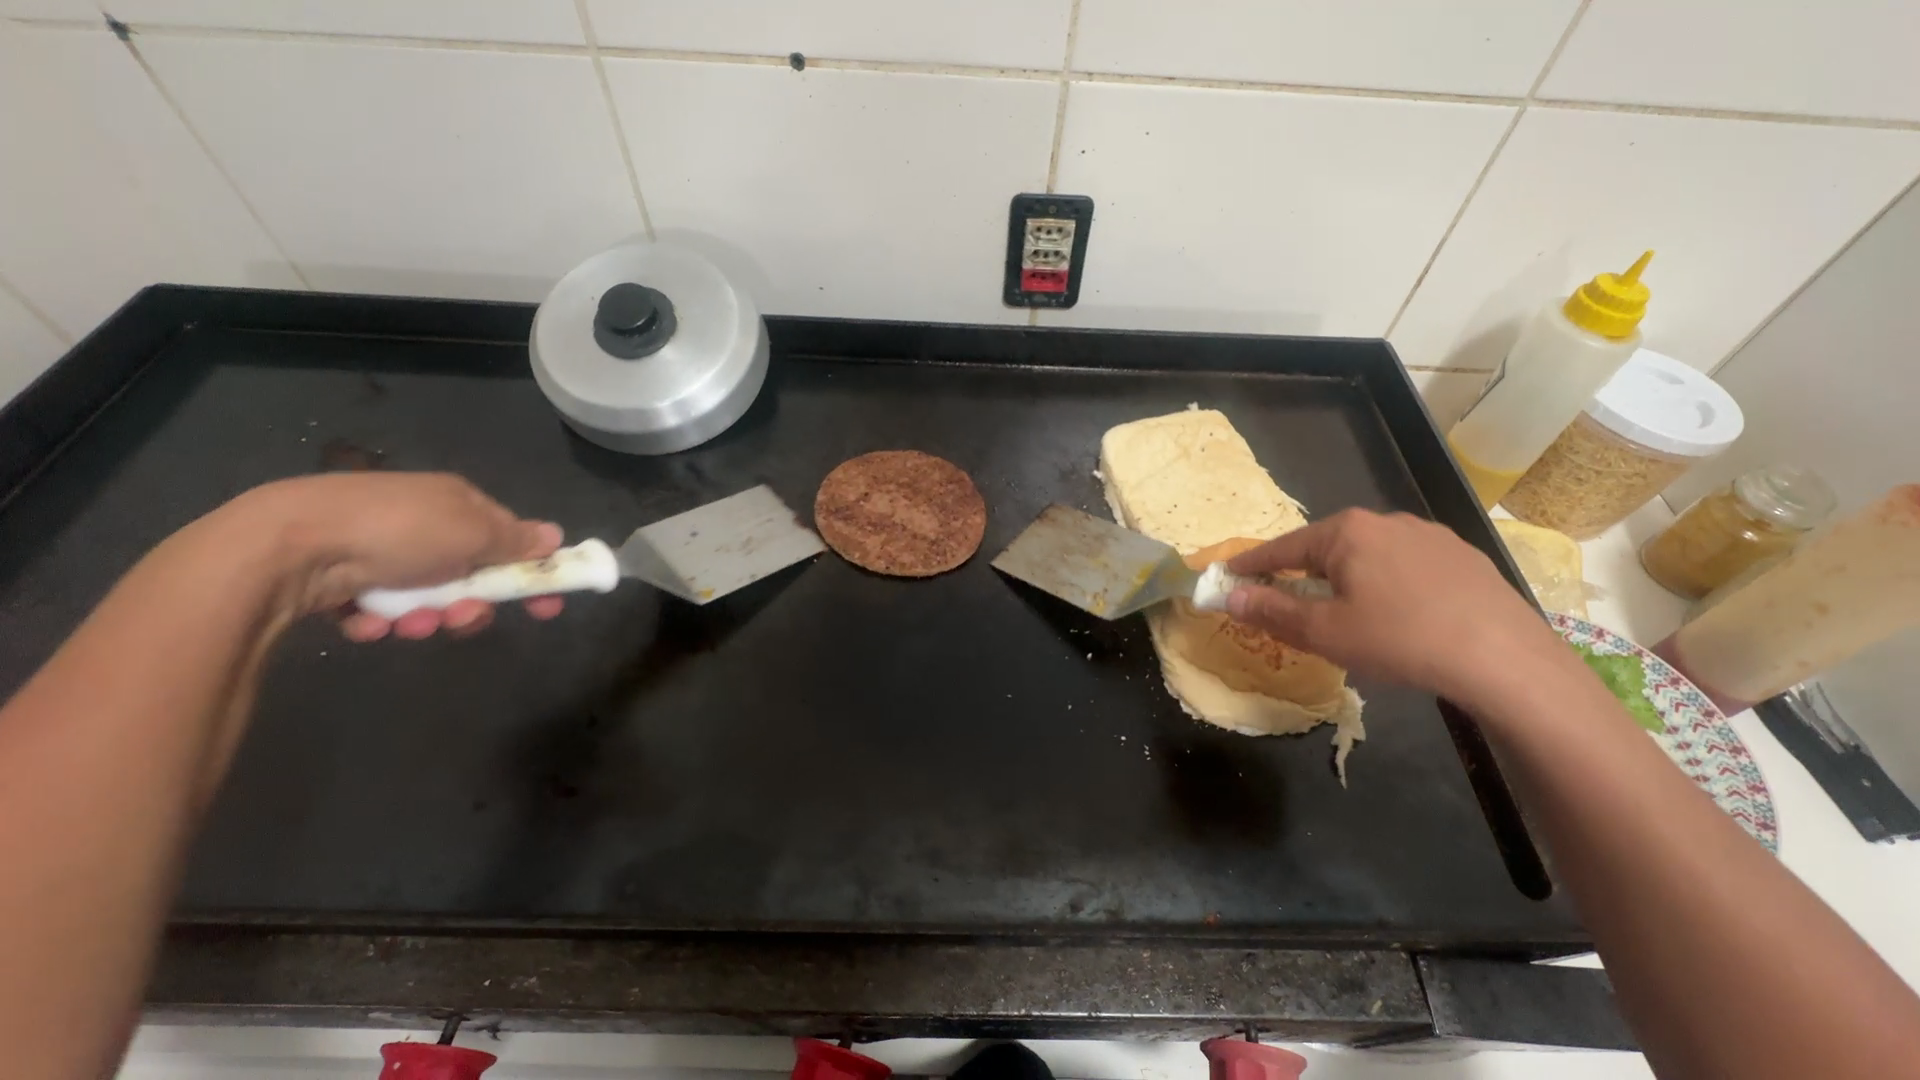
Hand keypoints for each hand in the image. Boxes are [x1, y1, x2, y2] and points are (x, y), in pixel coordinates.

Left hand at [221, 473, 564, 641]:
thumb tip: (555, 536)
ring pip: (426, 598)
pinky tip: (363, 620)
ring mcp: (381, 549)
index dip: (531, 572)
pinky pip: (381, 609)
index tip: (547, 608)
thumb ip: (516, 540)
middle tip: (460, 618)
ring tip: (402, 622)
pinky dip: (379, 619)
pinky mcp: (343, 579)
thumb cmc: (397, 531)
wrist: (290, 546)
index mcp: (457, 501)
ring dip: (424, 617)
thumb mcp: (471, 532)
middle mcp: (422, 521)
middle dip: (469, 604)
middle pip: (469, 575)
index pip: (509, 537)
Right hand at [1224, 509, 1566, 705]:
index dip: (1252, 565)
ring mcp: (1430, 536)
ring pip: (1369, 555)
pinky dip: (1387, 584)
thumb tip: (1230, 595)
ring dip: (1347, 578)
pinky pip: (1407, 567)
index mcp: (1346, 532)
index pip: (1282, 547)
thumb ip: (1272, 611)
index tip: (1228, 576)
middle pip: (1326, 547)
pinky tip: (1398, 615)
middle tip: (1286, 602)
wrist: (1504, 658)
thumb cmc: (1399, 640)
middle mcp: (1386, 521)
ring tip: (1345, 613)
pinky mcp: (1463, 558)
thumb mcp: (1324, 633)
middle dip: (1301, 572)